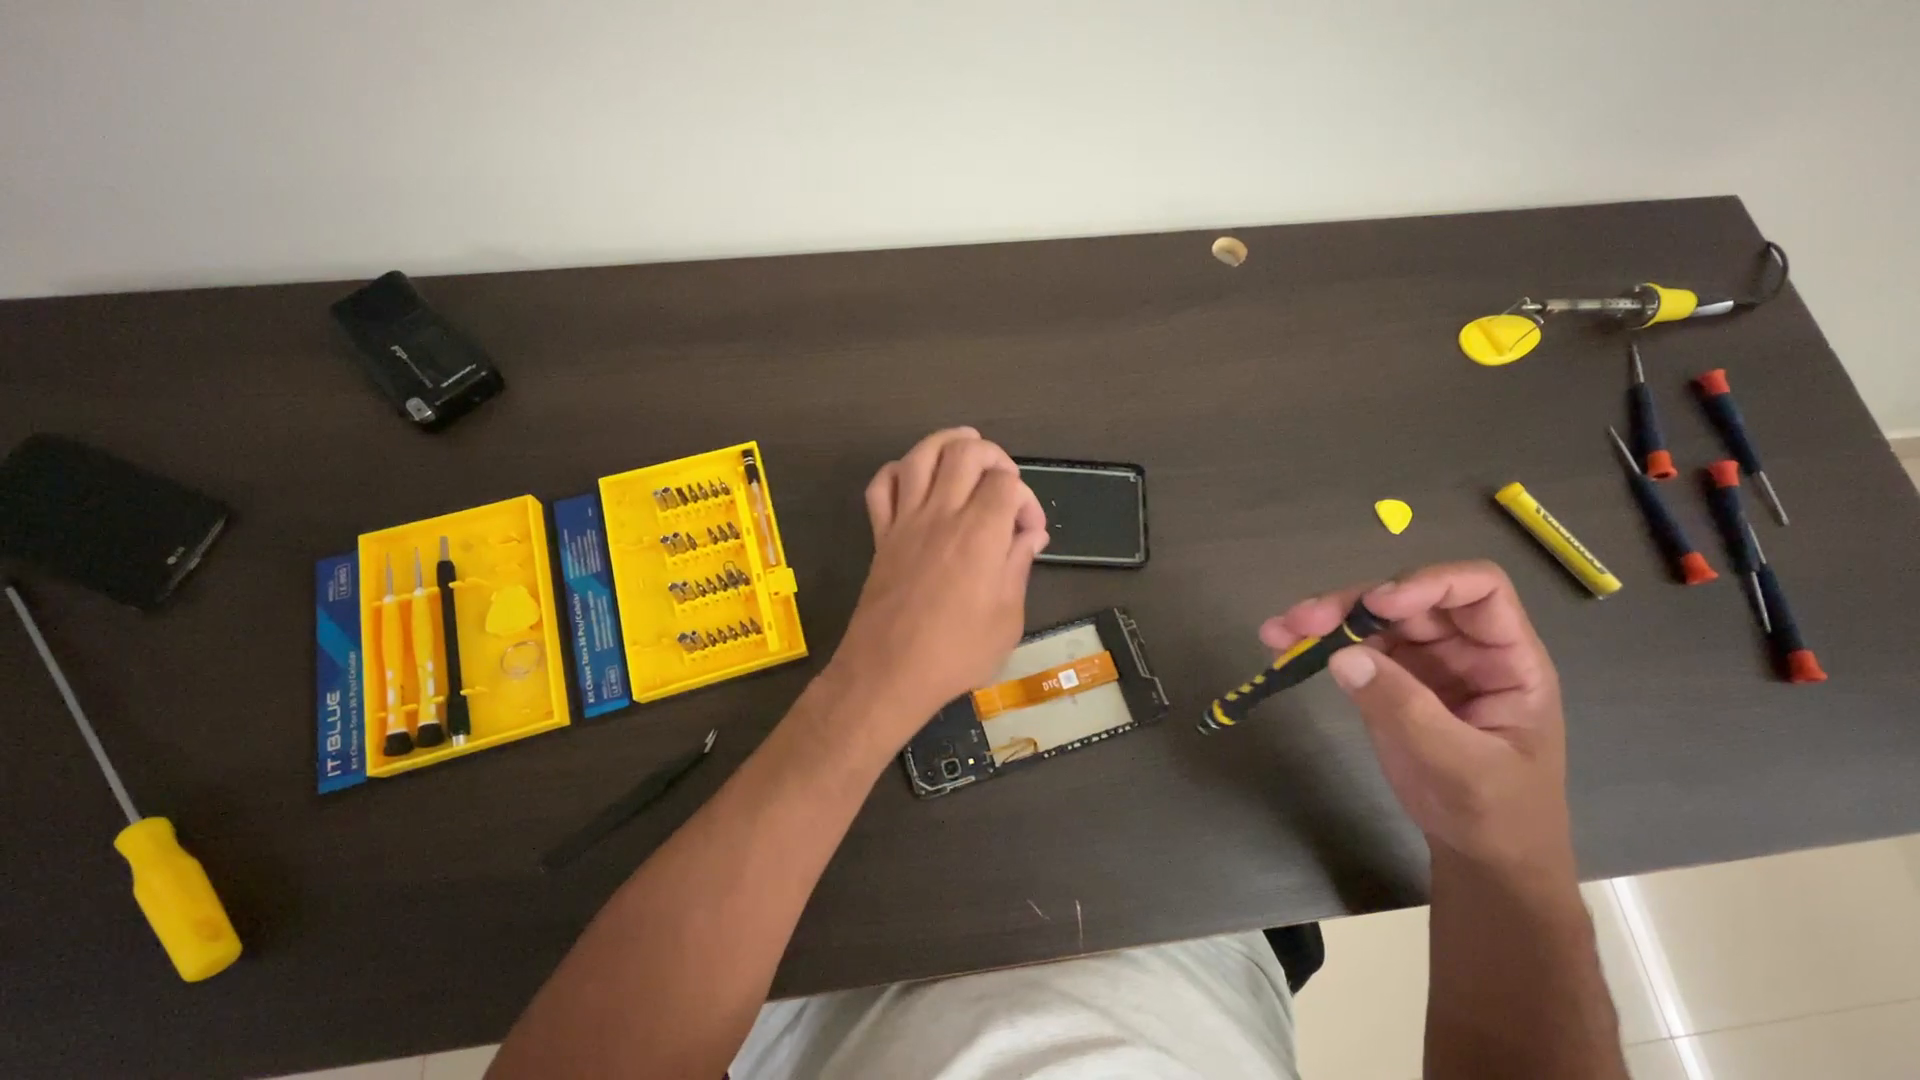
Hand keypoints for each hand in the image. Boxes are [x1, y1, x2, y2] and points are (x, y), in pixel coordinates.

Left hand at [826, 428, 1047, 738]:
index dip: (1026, 498)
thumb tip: (1030, 535)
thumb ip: (1018, 566)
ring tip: (965, 446)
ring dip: (946, 443)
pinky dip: (898, 471)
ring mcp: (906, 521)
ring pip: (921, 456)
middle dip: (992, 455)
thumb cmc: (957, 652)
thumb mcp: (1008, 617)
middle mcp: (942, 514)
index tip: (1029, 533)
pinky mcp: (881, 535)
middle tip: (1003, 481)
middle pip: (965, 453)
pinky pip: (882, 486)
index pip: (1007, 482)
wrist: (889, 672)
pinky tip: (915, 480)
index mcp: (980, 533)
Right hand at [1261, 561, 1570, 870]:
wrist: (1484, 859)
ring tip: (1278, 631)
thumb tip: (1342, 656)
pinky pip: (1352, 651)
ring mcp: (1425, 664)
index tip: (1379, 604)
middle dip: (1354, 604)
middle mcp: (1465, 649)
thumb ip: (1406, 710)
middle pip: (1408, 601)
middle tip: (1302, 620)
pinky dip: (1316, 646)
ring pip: (1373, 621)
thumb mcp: (1462, 767)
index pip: (1478, 591)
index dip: (1430, 584)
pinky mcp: (1390, 683)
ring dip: (1325, 620)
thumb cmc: (1498, 814)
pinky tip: (1282, 647)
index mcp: (1507, 659)